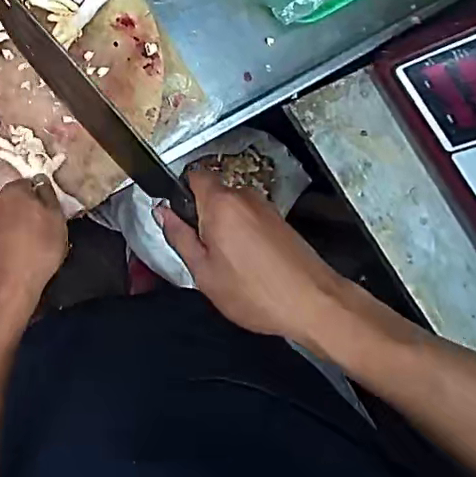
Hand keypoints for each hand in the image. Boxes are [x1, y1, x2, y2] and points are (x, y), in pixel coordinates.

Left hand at [0, 176, 68, 321]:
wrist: (10, 285)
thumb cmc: (40, 248)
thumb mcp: (57, 218)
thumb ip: (48, 195)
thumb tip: (40, 183)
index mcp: (13, 190)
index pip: (30, 183)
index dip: (42, 196)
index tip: (51, 211)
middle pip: (15, 199)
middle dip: (27, 208)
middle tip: (44, 226)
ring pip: (6, 216)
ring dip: (16, 223)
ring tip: (31, 241)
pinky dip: (7, 237)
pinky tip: (18, 251)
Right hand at [156, 170, 352, 345]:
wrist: (311, 301)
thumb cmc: (258, 292)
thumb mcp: (203, 271)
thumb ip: (179, 236)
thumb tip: (163, 214)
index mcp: (221, 203)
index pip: (193, 175)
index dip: (181, 192)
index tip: (177, 214)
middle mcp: (245, 197)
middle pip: (213, 194)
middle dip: (203, 217)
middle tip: (201, 252)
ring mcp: (265, 207)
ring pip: (232, 209)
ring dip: (225, 229)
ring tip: (227, 265)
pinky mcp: (279, 221)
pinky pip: (250, 220)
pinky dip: (244, 237)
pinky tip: (247, 267)